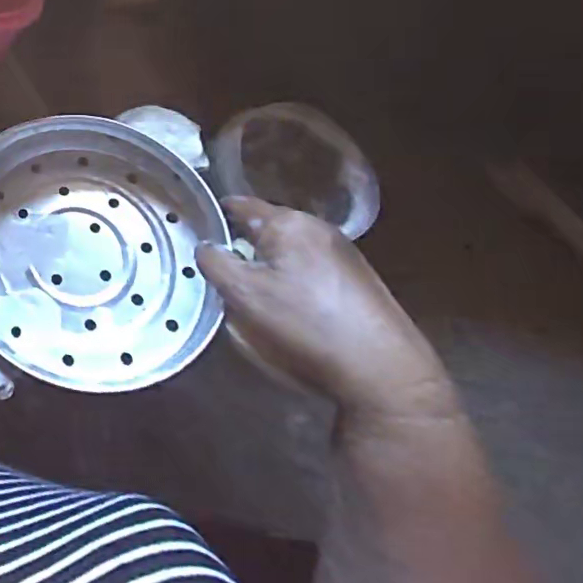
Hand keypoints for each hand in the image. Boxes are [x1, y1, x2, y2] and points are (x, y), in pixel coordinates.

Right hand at [196, 197, 456, 420]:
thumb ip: (212, 260)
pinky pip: (307, 270)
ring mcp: (343, 254)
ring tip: (255, 299)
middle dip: (239, 249)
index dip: (211, 217)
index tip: (194, 238)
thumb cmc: (307, 326)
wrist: (389, 377)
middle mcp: (318, 229)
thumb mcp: (242, 293)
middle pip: (261, 230)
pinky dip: (291, 283)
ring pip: (284, 252)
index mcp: (288, 222)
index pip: (236, 204)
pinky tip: (290, 312)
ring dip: (265, 269)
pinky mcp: (358, 281)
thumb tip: (206, 246)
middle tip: (223, 278)